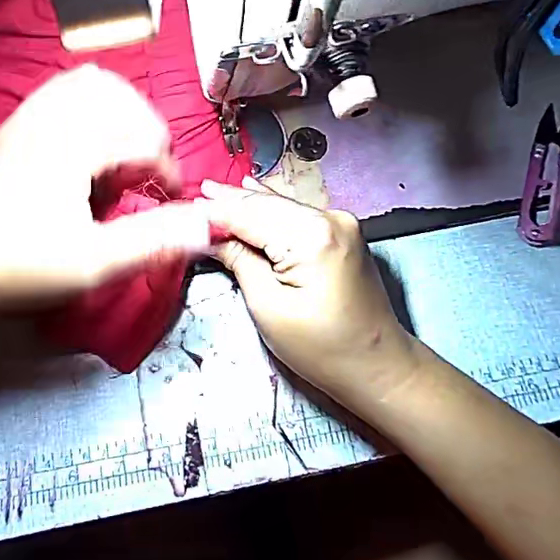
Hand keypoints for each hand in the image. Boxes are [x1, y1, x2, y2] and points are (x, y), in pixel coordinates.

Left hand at [0, 66, 211, 325]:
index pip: (143, 137)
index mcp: (76, 142)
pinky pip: (53, 95)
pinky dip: (80, 109)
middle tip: (145, 170)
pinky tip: (78, 149)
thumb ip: (155, 240)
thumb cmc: (16, 264)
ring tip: (117, 152)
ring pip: (82, 86)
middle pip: (118, 95)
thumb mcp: (94, 261)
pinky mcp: (5, 132)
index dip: (168, 169)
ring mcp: (23, 121)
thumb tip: (208, 225)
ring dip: (113, 112)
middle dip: (144, 129)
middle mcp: (50, 118)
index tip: (170, 200)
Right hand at [201, 178, 425, 409]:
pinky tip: (250, 191)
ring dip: (245, 203)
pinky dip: (269, 209)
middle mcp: (329, 218)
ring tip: (209, 192)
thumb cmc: (322, 348)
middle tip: (189, 196)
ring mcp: (339, 222)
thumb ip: (239, 260)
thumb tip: (208, 235)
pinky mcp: (341, 232)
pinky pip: (295, 213)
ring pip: (279, 205)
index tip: (180, 210)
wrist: (379, 368)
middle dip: (226, 203)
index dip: (212, 213)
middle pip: (264, 205)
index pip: (247, 215)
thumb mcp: (268, 306)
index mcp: (311, 236)